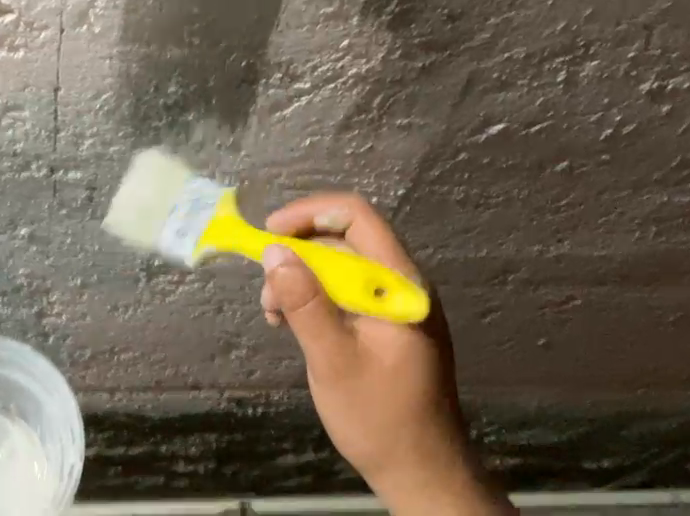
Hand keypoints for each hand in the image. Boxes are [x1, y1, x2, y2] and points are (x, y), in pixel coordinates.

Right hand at [259, 193, 510, 515]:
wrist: (423, 476)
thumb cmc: (381, 418)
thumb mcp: (333, 360)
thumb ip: (305, 303)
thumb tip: (273, 252)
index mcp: (401, 284)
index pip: (357, 217)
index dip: (310, 213)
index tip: (270, 234)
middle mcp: (401, 284)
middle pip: (344, 239)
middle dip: (297, 253)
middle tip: (267, 288)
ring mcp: (394, 304)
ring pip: (340, 265)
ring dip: (301, 278)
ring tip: (274, 313)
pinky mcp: (384, 324)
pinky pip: (345, 291)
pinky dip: (313, 297)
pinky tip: (291, 323)